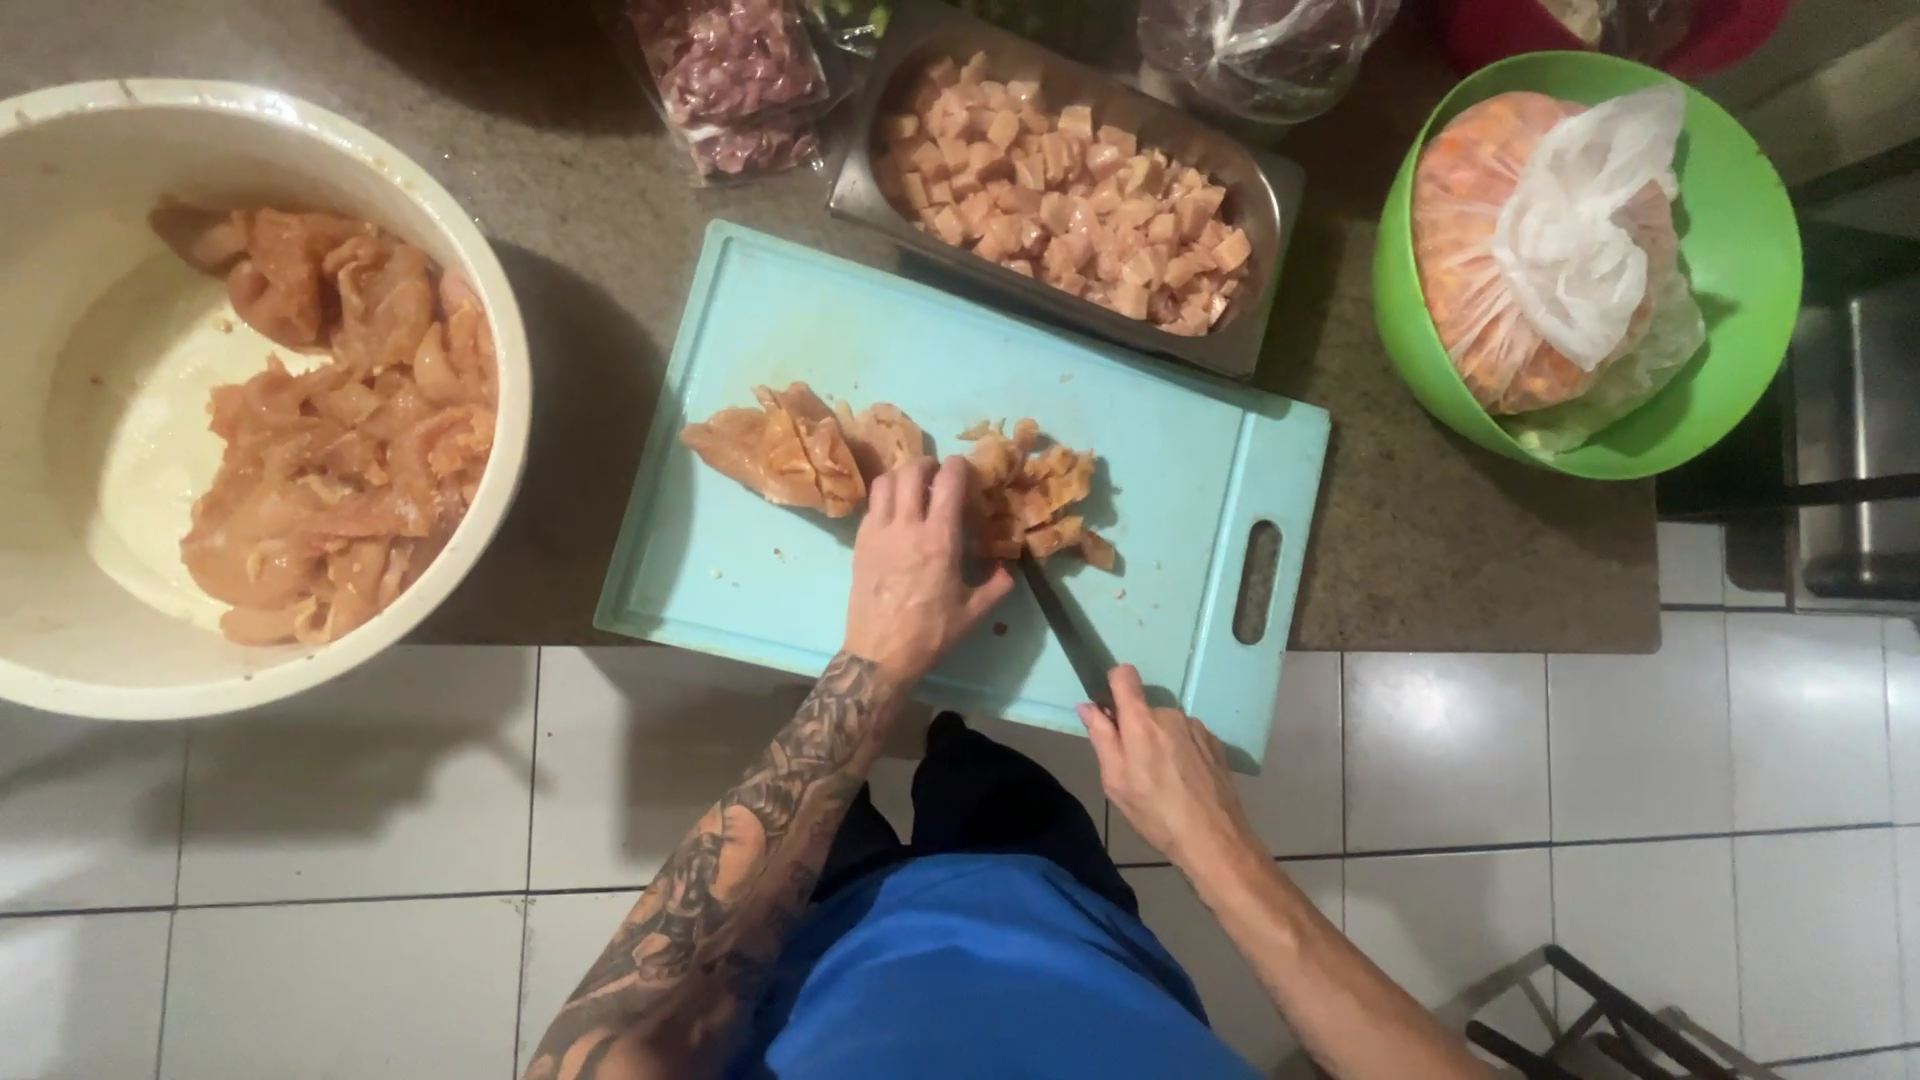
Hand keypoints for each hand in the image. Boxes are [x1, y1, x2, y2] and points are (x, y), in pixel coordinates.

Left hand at [843, 456, 1013, 685]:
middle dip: (928, 463)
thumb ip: (998, 584)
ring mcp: (878, 532)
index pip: (948, 480)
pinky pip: (871, 504)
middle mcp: (906, 526)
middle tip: (938, 474)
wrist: (880, 654)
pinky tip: (895, 513)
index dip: (959, 466)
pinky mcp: (859, 543)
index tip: (966, 470)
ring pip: (885, 481)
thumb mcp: (974, 612)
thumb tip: (1006, 566)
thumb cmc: (930, 633)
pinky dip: (884, 497)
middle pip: (911, 470)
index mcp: (939, 539)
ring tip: (913, 486)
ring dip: (902, 475)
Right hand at [1078, 665, 1258, 872]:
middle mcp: (1170, 714)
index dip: (1113, 685)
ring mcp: (1196, 727)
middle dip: (1136, 728)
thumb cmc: (1155, 812)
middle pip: (1144, 708)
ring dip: (1160, 740)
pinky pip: (1187, 736)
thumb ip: (1101, 737)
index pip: (1124, 675)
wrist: (1213, 839)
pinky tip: (1185, 780)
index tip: (1110, 711)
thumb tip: (1087, 706)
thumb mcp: (1115, 780)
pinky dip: (1181, 750)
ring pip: (1167, 724)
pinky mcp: (1215, 742)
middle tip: (1136, 766)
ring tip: (1164, 778)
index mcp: (1141, 721)